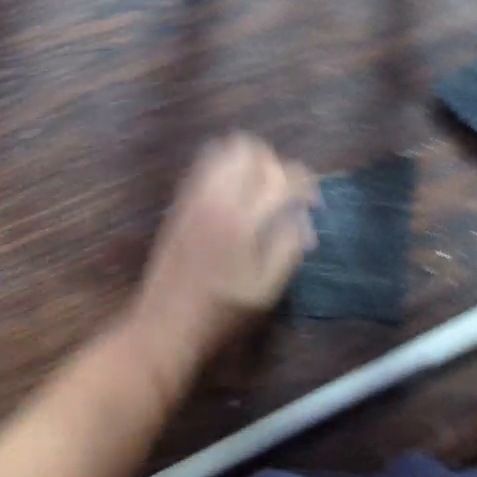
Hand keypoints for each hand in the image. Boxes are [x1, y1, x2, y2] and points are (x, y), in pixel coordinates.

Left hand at [137, 134, 317, 355]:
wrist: (163, 325)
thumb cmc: (221, 314)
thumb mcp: (267, 290)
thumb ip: (289, 247)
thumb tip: (303, 218)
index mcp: (244, 221)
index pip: (283, 177)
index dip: (307, 185)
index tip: (313, 204)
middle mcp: (217, 198)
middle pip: (251, 150)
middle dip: (275, 166)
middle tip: (284, 195)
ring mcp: (194, 198)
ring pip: (224, 151)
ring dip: (249, 164)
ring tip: (260, 192)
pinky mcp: (179, 204)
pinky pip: (204, 168)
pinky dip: (226, 172)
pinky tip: (236, 199)